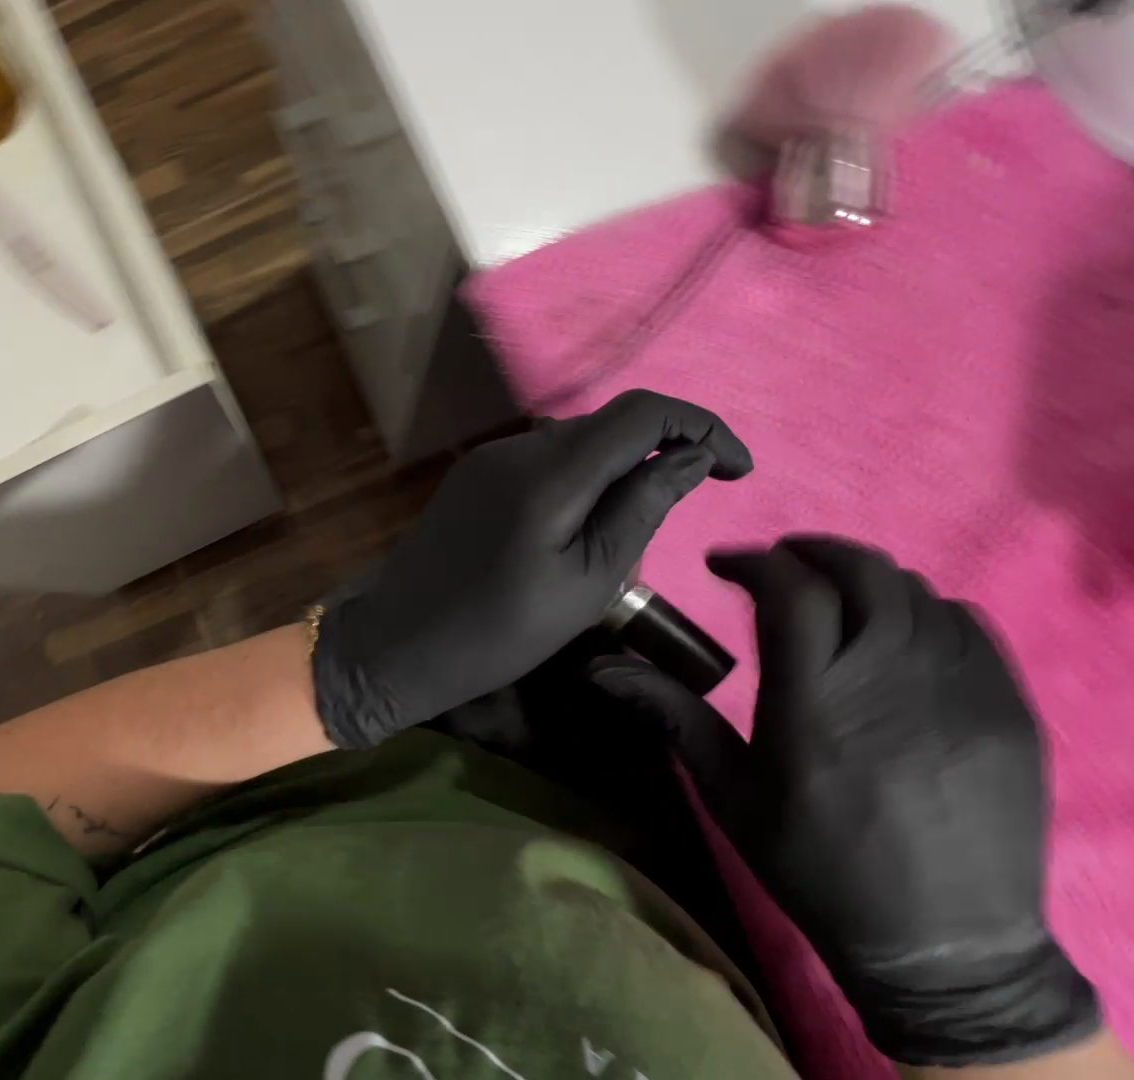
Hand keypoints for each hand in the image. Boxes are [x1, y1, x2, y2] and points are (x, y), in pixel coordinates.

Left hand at [311, 389, 751, 748]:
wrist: (396, 643)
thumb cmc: (498, 631)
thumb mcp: (588, 581)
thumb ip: (642, 507)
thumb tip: (692, 454)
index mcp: (548, 473)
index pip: (642, 412)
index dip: (701, 427)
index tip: (737, 472)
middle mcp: (514, 449)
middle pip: (607, 426)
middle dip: (655, 457)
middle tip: (668, 521)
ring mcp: (485, 460)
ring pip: (573, 445)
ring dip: (612, 475)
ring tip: (611, 543)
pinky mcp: (469, 479)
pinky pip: (539, 464)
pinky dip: (574, 485)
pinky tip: (566, 538)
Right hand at [589, 537, 1100, 1066]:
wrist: (943, 940)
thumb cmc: (814, 862)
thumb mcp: (728, 790)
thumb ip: (670, 713)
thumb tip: (596, 668)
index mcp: (813, 700)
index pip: (790, 589)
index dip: (752, 562)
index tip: (723, 565)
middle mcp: (891, 678)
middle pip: (862, 571)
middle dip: (811, 551)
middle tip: (778, 565)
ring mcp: (962, 690)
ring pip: (916, 591)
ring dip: (864, 580)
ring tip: (833, 601)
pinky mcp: (1010, 708)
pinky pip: (969, 625)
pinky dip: (923, 609)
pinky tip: (898, 635)